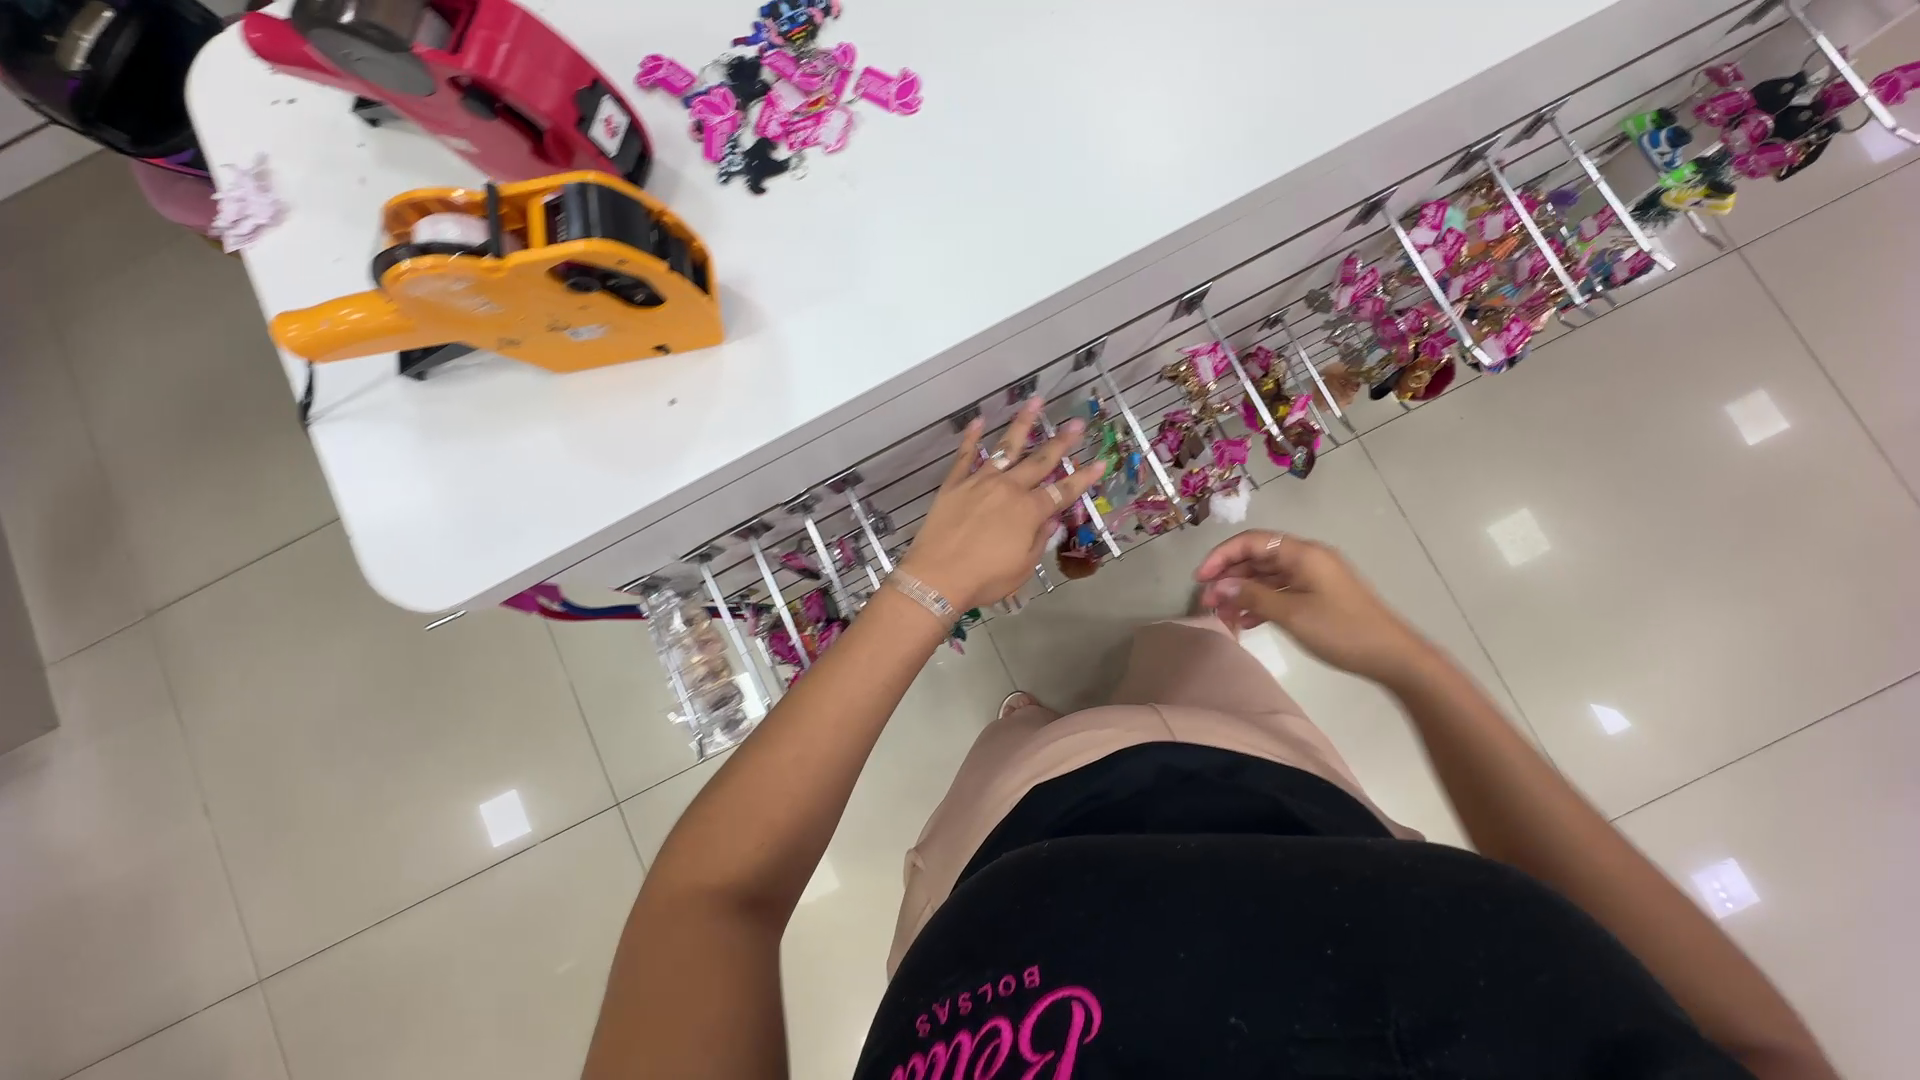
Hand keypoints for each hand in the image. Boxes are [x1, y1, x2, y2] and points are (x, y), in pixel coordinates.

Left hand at [897, 400, 1105, 611]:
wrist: (937, 578)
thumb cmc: (985, 579)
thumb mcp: (1023, 567)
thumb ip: (1039, 539)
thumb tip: (1050, 519)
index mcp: (1029, 511)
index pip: (1063, 491)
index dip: (1083, 478)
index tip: (1100, 462)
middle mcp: (1008, 489)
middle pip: (1039, 461)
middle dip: (1061, 441)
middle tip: (1076, 422)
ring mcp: (980, 483)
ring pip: (1006, 448)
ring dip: (1023, 424)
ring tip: (1035, 401)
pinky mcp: (954, 485)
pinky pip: (965, 456)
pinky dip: (971, 438)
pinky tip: (978, 421)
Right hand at [1195, 530, 1433, 684]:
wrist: (1393, 656)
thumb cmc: (1342, 631)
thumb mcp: (1292, 614)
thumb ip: (1253, 596)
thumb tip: (1220, 585)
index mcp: (1302, 553)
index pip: (1251, 542)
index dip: (1221, 556)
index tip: (1200, 579)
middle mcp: (1306, 558)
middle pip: (1257, 558)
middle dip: (1229, 577)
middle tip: (1208, 602)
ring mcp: (1313, 577)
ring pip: (1266, 576)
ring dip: (1242, 592)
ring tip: (1222, 614)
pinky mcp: (1317, 595)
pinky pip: (1280, 591)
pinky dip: (1260, 602)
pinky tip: (1247, 622)